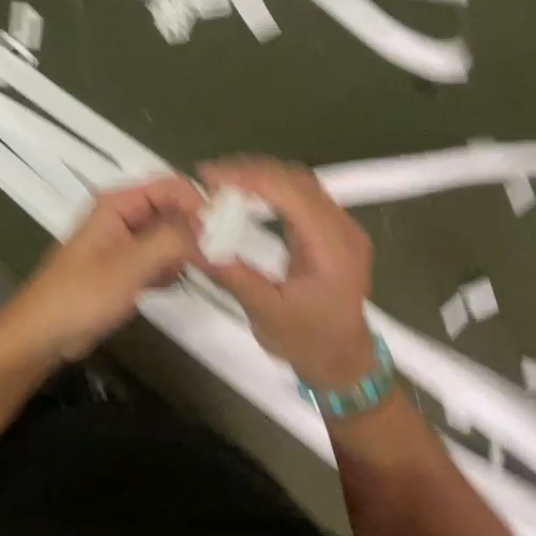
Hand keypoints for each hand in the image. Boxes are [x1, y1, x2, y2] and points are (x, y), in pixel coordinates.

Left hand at [0, 175, 204, 360]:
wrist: (43, 335)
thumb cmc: (81, 296)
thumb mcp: (131, 265)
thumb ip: (172, 240)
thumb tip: (212, 225)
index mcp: (117, 203)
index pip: (172, 186)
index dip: (200, 203)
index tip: (224, 233)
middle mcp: (121, 216)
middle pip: (173, 210)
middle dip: (194, 231)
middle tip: (215, 258)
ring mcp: (122, 243)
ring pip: (168, 237)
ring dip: (181, 254)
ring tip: (184, 274)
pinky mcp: (124, 269)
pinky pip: (158, 260)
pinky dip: (167, 271)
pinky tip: (164, 287)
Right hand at [197, 157, 376, 388]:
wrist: (343, 363)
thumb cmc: (307, 342)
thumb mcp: (265, 312)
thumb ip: (231, 273)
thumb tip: (192, 241)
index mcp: (333, 248)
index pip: (292, 194)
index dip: (250, 179)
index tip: (209, 177)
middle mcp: (343, 230)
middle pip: (299, 181)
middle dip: (253, 172)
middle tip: (209, 177)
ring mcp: (341, 230)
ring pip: (301, 185)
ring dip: (262, 178)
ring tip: (222, 183)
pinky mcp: (331, 235)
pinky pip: (302, 199)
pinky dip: (271, 191)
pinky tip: (245, 197)